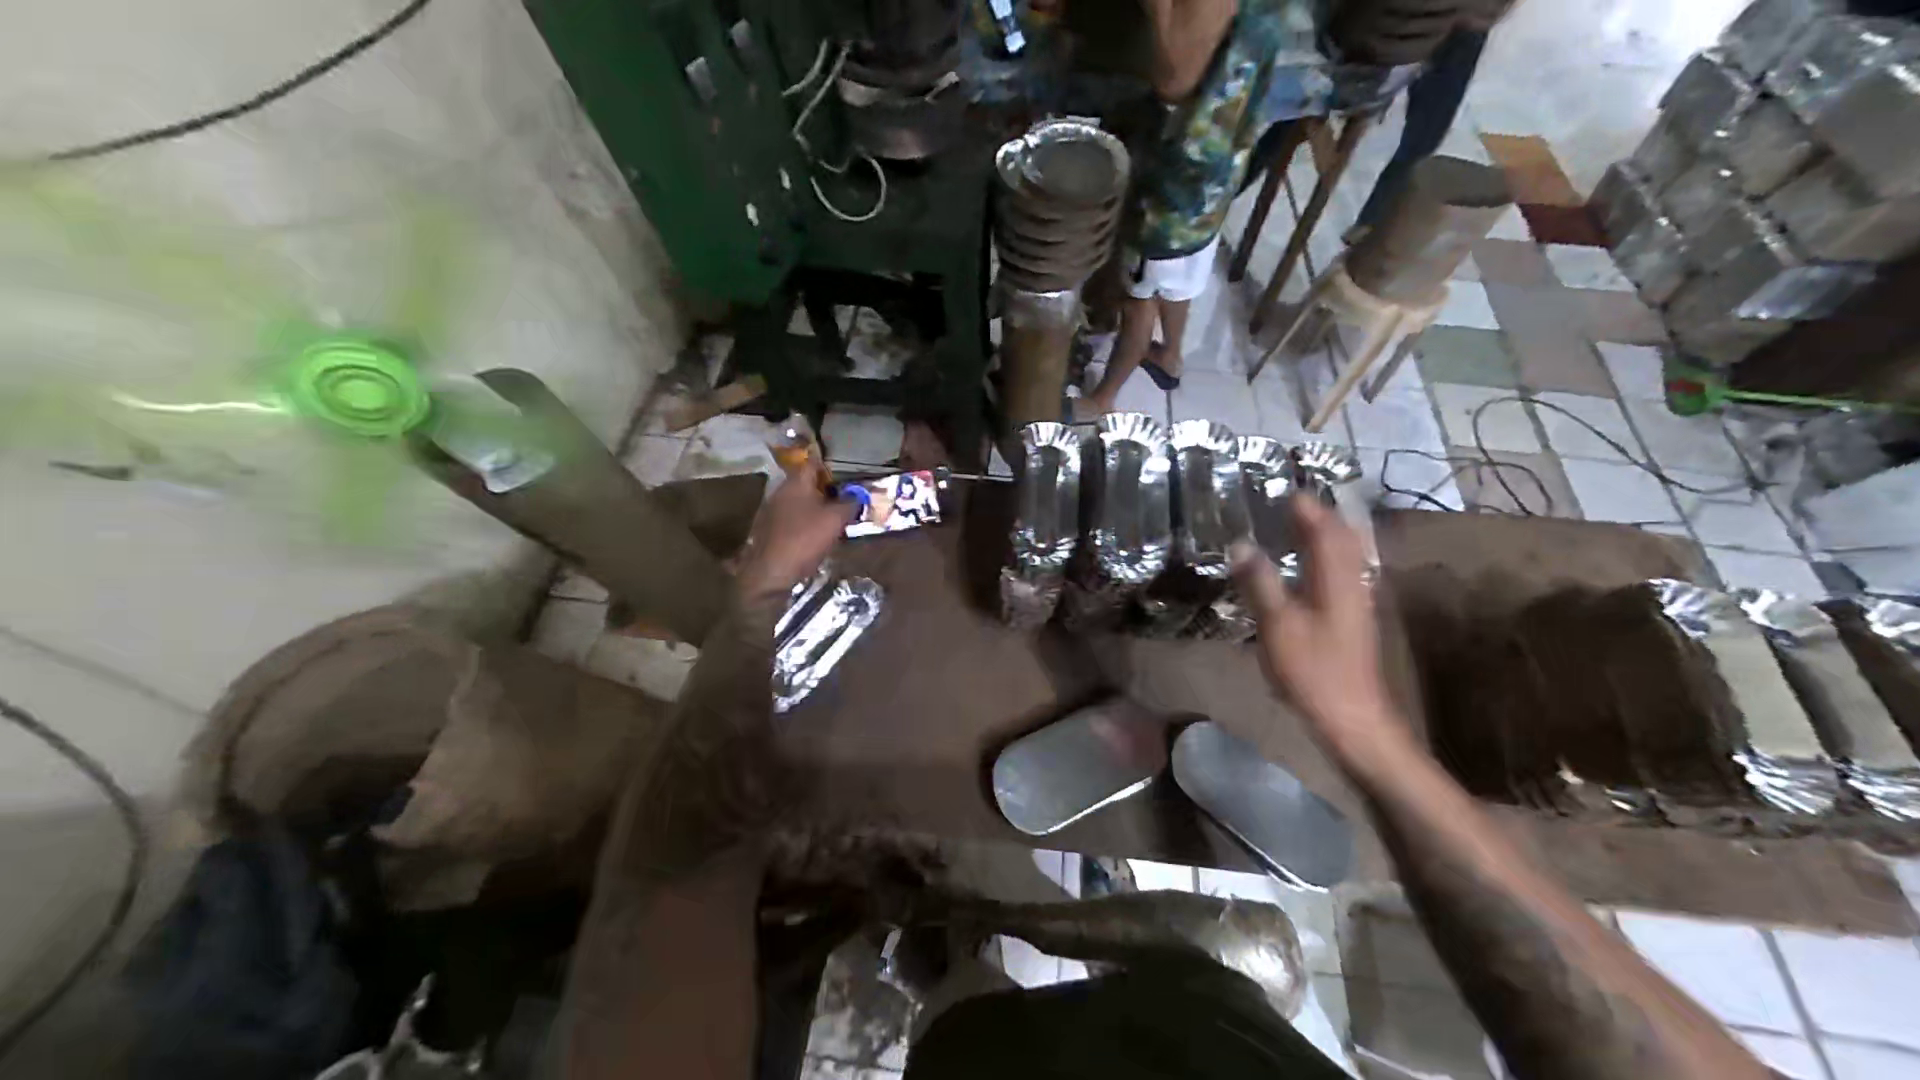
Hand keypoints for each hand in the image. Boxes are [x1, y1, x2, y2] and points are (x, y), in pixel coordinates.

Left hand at [735, 464, 856, 600]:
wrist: (770, 571)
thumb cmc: (805, 539)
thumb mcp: (835, 519)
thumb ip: (850, 502)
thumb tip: (858, 494)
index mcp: (796, 482)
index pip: (814, 463)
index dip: (832, 469)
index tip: (847, 480)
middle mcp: (780, 491)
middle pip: (807, 483)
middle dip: (826, 490)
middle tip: (845, 502)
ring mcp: (771, 510)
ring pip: (799, 501)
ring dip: (816, 507)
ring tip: (833, 520)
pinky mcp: (768, 528)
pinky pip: (792, 517)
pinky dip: (804, 521)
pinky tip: (814, 535)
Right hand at [1231, 496, 1405, 760]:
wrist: (1351, 716)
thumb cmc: (1313, 669)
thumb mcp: (1277, 624)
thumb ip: (1259, 582)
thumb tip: (1240, 543)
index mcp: (1336, 579)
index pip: (1325, 530)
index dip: (1308, 508)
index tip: (1285, 490)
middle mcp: (1352, 583)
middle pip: (1343, 538)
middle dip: (1321, 516)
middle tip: (1292, 503)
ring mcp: (1355, 602)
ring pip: (1345, 556)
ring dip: (1325, 535)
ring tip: (1298, 524)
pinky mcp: (1351, 619)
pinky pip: (1341, 573)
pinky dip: (1325, 557)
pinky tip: (1306, 566)